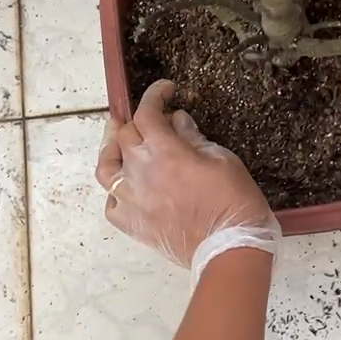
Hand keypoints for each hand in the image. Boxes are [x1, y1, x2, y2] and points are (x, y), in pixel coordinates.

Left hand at [96, 81, 279, 281]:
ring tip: (121, 145)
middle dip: (139, 121)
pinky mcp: (131, 224)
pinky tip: (127, 188)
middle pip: (124, 135)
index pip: (147, 112)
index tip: (166, 91)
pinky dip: (116, 191)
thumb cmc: (234, 202)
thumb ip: (195, 137)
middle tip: (154, 121)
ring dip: (112, 150)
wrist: (230, 249)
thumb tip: (177, 121)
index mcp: (164, 151)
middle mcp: (140, 171)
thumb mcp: (223, 159)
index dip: (155, 95)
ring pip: (106, 167)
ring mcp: (131, 199)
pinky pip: (111, 203)